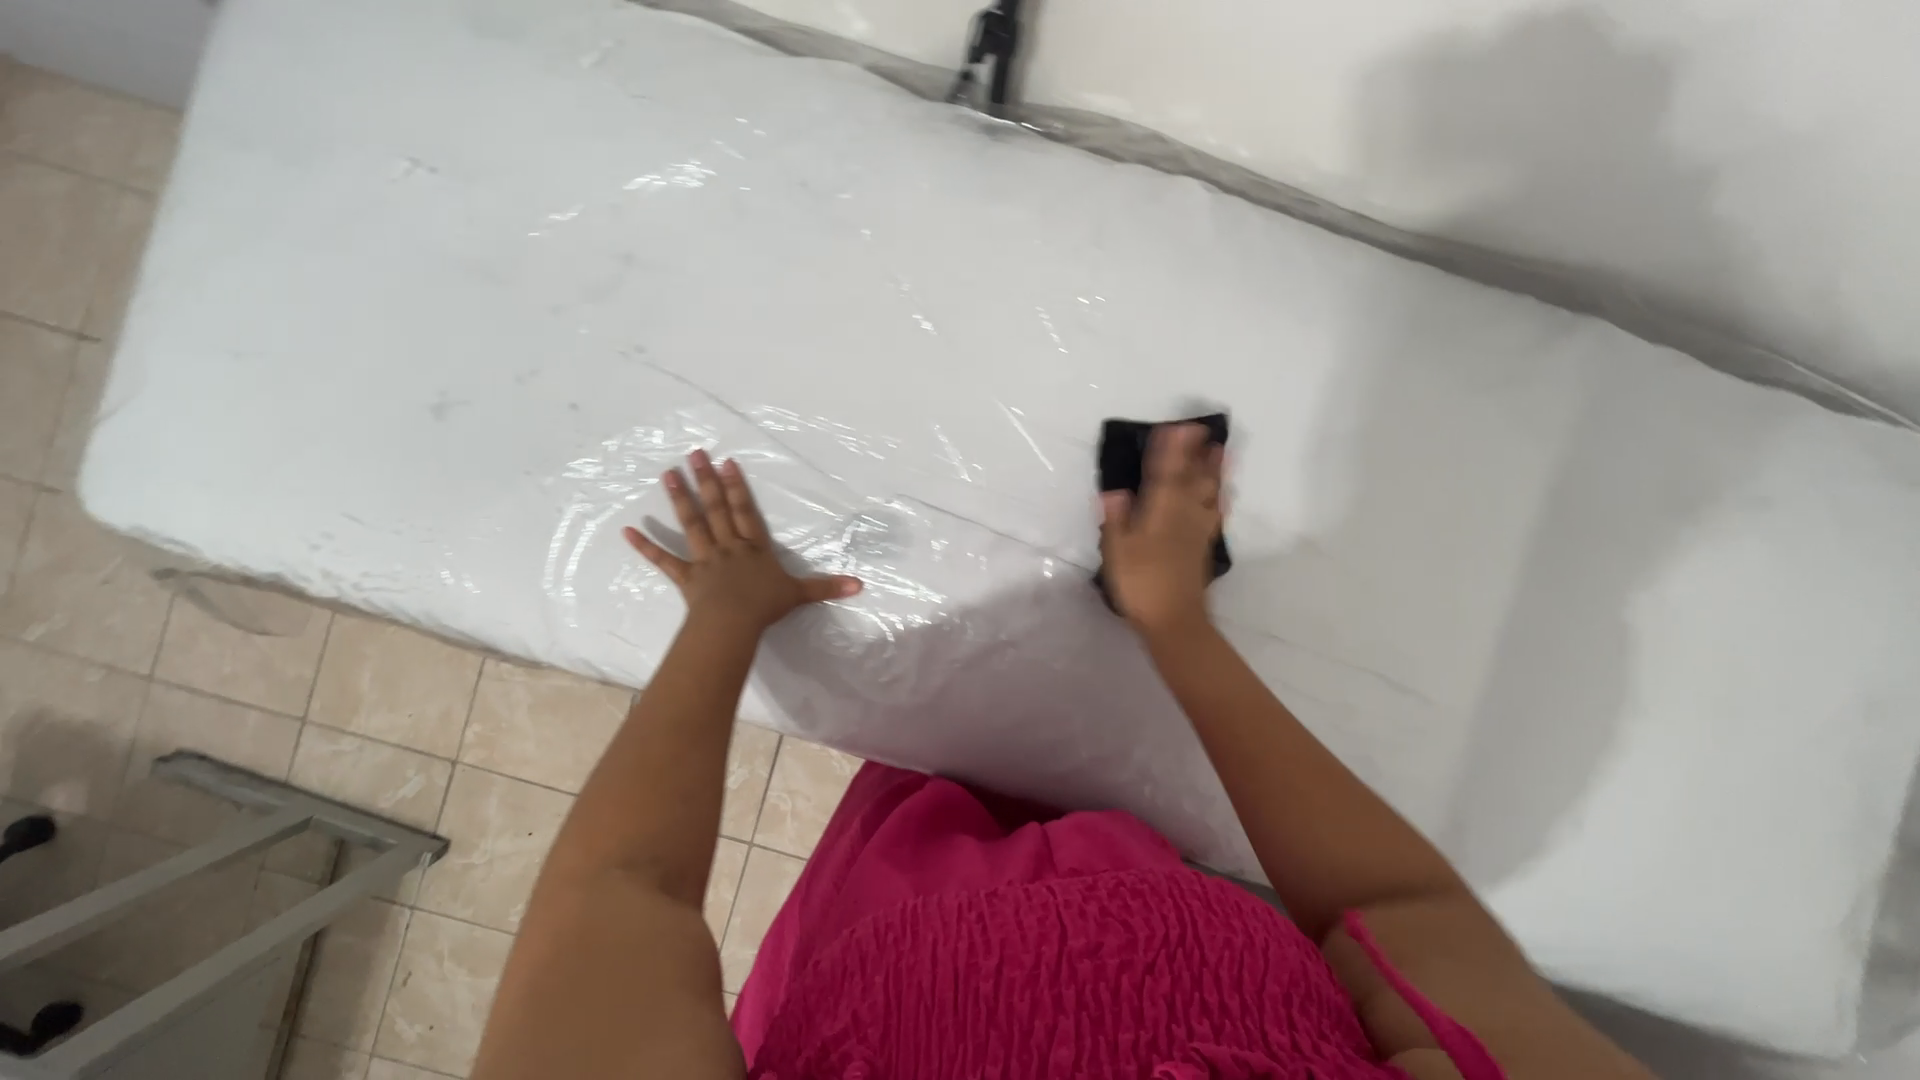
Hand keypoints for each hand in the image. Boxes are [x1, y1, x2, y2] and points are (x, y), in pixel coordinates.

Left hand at [624, 449, 862, 632]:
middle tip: (694, 454)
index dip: (737, 486)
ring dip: (680, 499)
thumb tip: (860, 586)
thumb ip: (827, 587)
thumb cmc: (765, 606)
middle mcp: (728, 547)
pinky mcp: (686, 577)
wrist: (734, 623)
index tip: (727, 462)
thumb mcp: (800, 594)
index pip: (745, 511)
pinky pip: (663, 560)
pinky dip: (645, 547)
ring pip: (692, 525)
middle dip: (707, 480)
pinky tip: (627, 531)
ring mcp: (705, 560)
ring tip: (668, 474)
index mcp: (754, 548)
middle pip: (717, 509)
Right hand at [1099, 423, 1224, 636]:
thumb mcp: (1117, 550)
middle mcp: (1182, 514)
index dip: (1169, 450)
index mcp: (1160, 512)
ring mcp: (1197, 530)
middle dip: (1196, 454)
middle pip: (1191, 478)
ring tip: (1221, 450)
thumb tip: (1115, 490)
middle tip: (1204, 429)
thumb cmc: (1139, 582)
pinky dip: (1219, 497)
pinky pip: (1214, 513)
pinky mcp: (1204, 545)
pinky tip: (1222, 493)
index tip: (1176, 427)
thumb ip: (1117, 518)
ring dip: (1214, 470)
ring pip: (1208, 493)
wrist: (1173, 618)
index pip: (1164, 474)